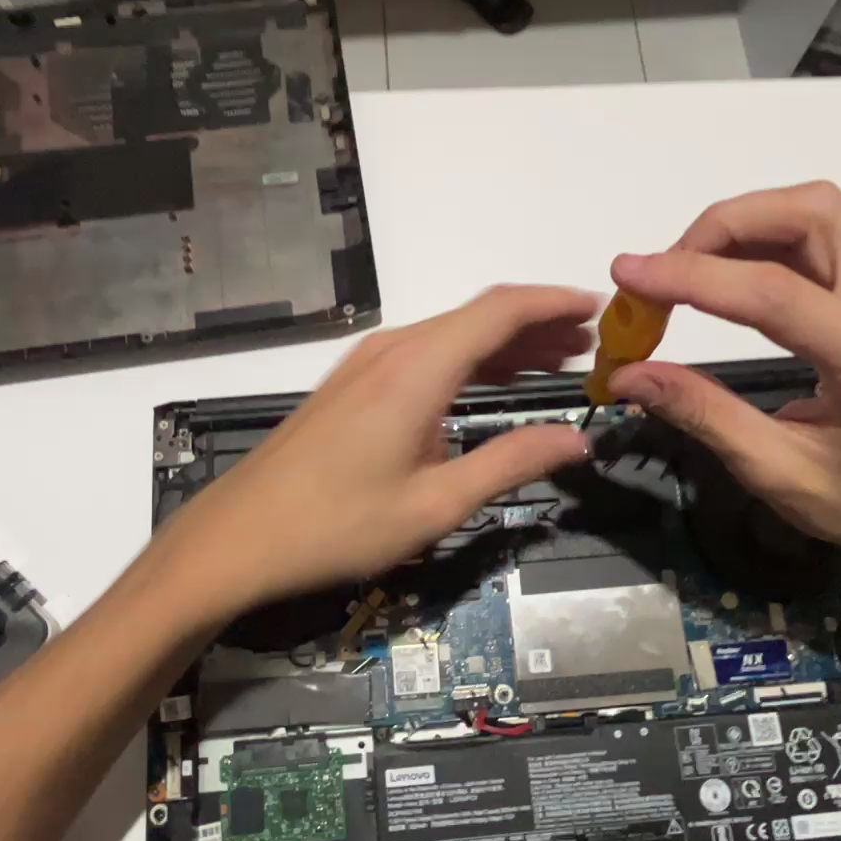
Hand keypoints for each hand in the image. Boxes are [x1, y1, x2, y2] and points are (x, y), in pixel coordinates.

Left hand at [152, 286, 598, 615]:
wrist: (239, 537)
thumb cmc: (339, 526)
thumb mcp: (435, 504)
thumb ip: (510, 463)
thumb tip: (577, 440)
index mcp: (418, 368)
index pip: (500, 310)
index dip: (554, 303)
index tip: (601, 310)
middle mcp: (392, 350)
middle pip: (477, 317)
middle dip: (537, 325)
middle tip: (589, 347)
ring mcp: (365, 364)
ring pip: (449, 335)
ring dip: (503, 343)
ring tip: (554, 362)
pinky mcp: (350, 385)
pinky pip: (422, 355)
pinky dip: (466, 360)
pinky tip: (487, 385)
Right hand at [607, 182, 840, 575]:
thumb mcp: (777, 472)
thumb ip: (703, 413)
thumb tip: (628, 374)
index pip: (776, 292)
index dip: (693, 275)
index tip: (626, 273)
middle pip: (811, 214)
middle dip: (723, 227)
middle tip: (664, 272)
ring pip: (818, 212)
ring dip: (742, 226)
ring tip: (687, 271)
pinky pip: (823, 234)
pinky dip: (763, 239)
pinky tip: (725, 275)